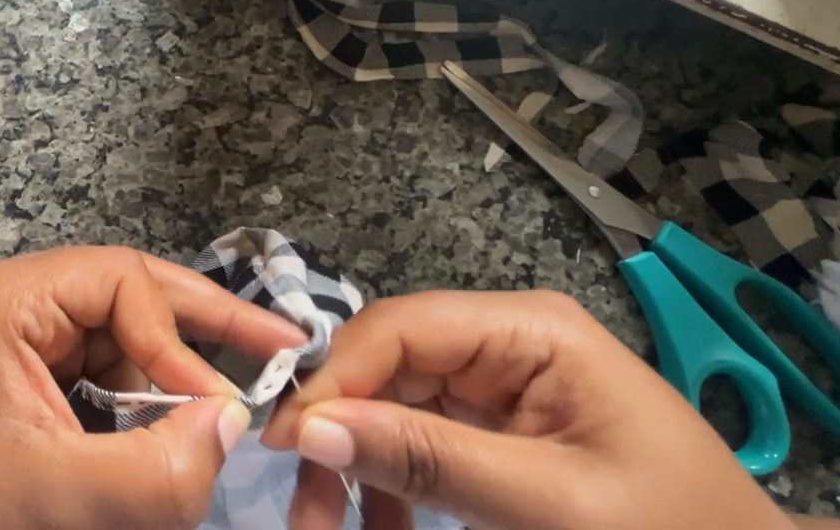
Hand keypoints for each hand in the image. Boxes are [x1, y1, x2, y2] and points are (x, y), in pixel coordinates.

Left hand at [0, 246, 307, 529]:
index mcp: (9, 302)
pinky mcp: (31, 366)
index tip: (221, 408)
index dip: (176, 336)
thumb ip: (152, 470)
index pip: (117, 282)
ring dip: (175, 364)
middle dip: (200, 318)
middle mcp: (18, 299)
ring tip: (231, 403)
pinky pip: (105, 364)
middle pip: (126, 287)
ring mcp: (24, 331)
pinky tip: (180, 419)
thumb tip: (231, 423)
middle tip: (280, 340)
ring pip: (123, 327)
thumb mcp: (54, 499)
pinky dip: (146, 392)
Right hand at [261, 290, 797, 529]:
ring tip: (322, 523)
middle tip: (301, 505)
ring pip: (387, 405)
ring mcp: (493, 380)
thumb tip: (307, 427)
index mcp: (526, 329)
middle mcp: (499, 338)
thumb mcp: (557, 510)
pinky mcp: (491, 422)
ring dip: (352, 466)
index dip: (334, 378)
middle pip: (384, 367)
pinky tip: (376, 524)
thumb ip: (431, 461)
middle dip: (338, 433)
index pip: (398, 328)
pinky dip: (388, 485)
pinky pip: (415, 439)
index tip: (282, 439)